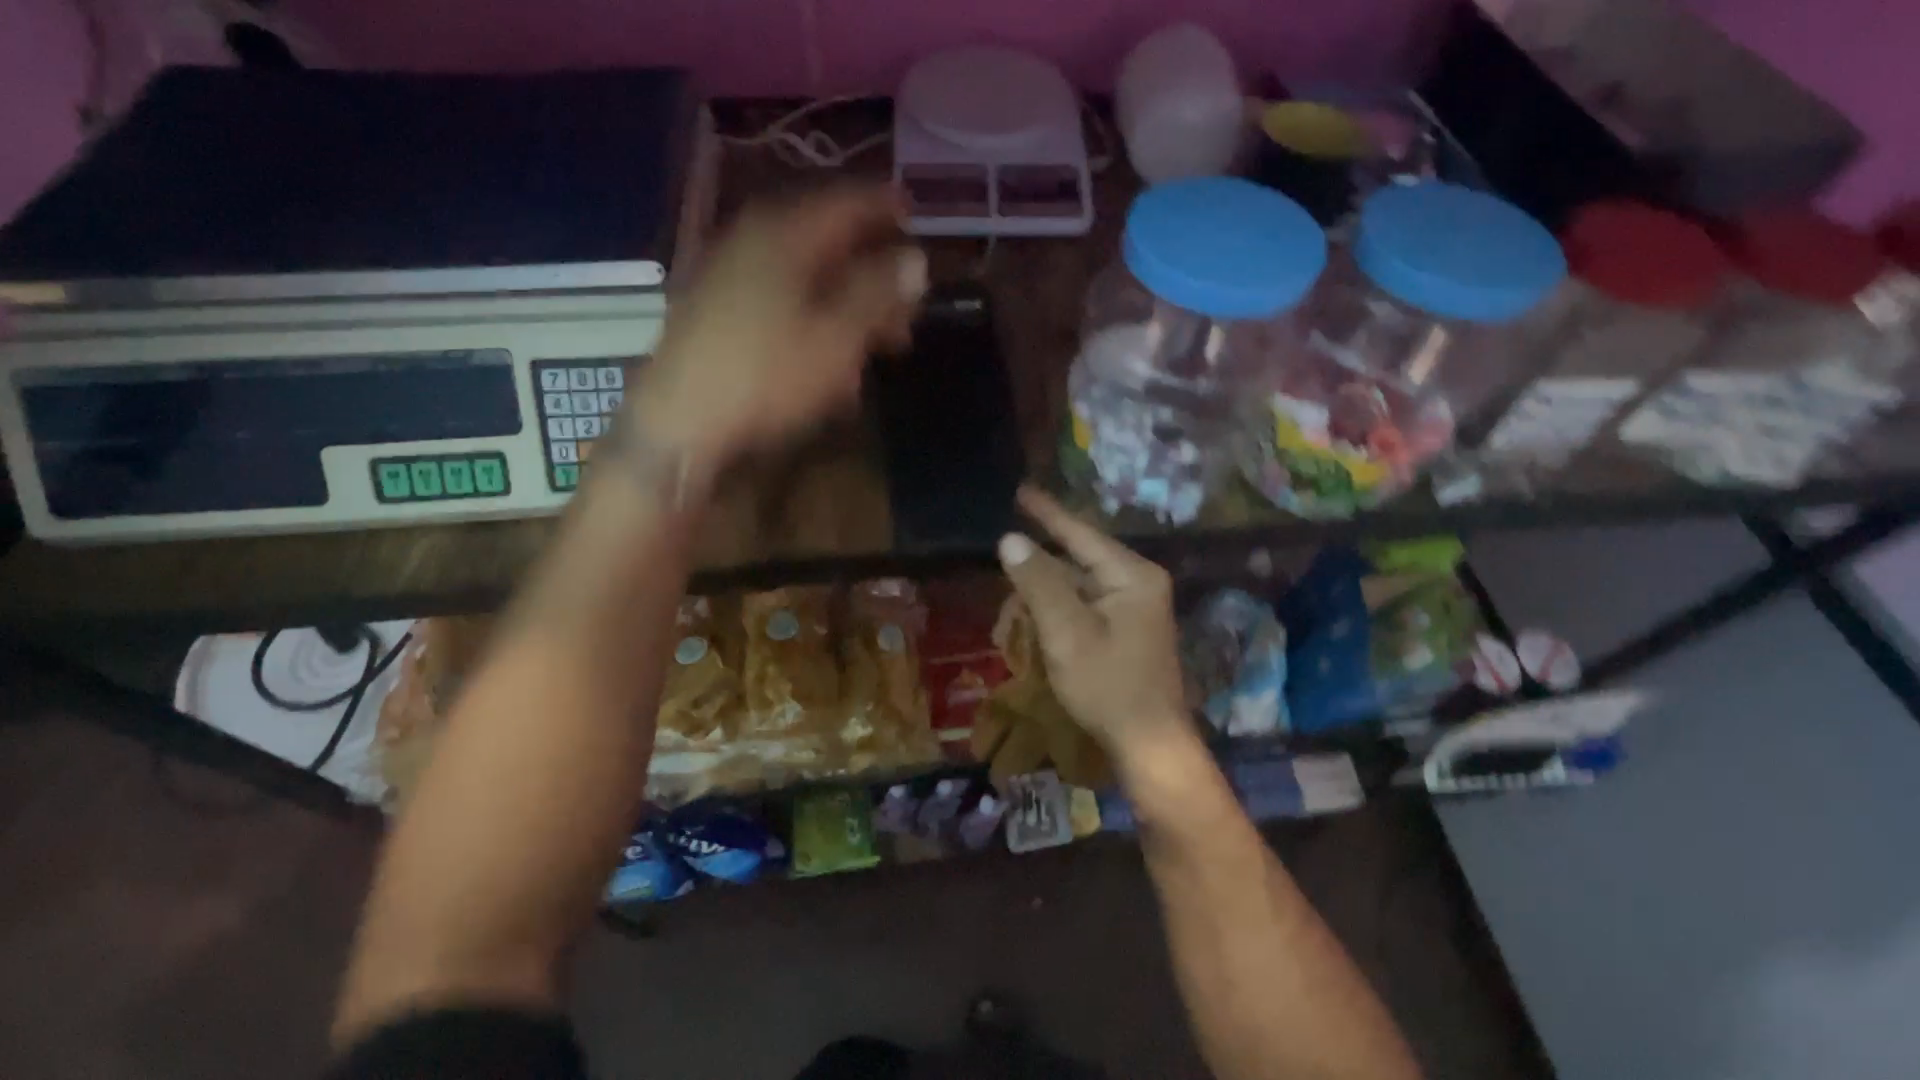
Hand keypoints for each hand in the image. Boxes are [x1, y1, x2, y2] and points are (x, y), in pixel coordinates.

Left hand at [632, 184, 925, 461]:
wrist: (679, 423)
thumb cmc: (766, 375)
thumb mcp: (838, 336)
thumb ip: (879, 292)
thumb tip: (915, 260)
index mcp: (785, 231)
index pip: (848, 201)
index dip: (888, 207)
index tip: (918, 215)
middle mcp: (753, 238)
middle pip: (827, 238)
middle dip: (872, 267)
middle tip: (907, 304)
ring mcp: (728, 271)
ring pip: (804, 271)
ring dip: (846, 297)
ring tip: (877, 339)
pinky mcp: (715, 307)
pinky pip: (780, 295)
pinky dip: (813, 313)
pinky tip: (829, 352)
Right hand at [996, 487, 1191, 764]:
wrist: (1150, 743)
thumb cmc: (1109, 686)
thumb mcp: (1067, 633)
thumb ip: (1039, 582)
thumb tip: (1010, 539)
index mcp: (1132, 575)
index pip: (1081, 533)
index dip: (1046, 512)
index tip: (1019, 490)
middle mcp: (1139, 583)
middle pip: (1081, 557)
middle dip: (1040, 556)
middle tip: (1001, 543)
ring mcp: (1136, 608)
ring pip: (1080, 583)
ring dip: (1046, 586)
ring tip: (1009, 581)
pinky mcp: (1128, 631)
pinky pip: (1086, 605)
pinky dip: (1059, 607)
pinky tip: (1033, 613)